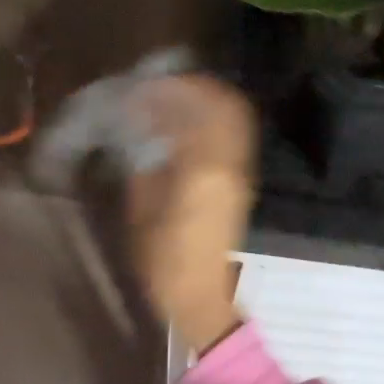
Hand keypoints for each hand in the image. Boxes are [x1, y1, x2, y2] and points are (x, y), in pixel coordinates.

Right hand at [125, 74, 256, 353]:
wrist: (200, 296)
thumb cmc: (163, 260)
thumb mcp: (142, 210)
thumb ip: (145, 162)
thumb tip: (141, 128)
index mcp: (203, 168)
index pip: (193, 108)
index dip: (168, 89)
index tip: (142, 87)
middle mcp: (230, 164)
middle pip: (225, 104)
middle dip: (193, 88)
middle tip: (161, 88)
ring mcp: (241, 173)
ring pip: (233, 119)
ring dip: (205, 103)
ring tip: (171, 105)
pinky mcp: (242, 184)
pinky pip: (233, 138)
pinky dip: (212, 124)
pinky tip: (184, 132)